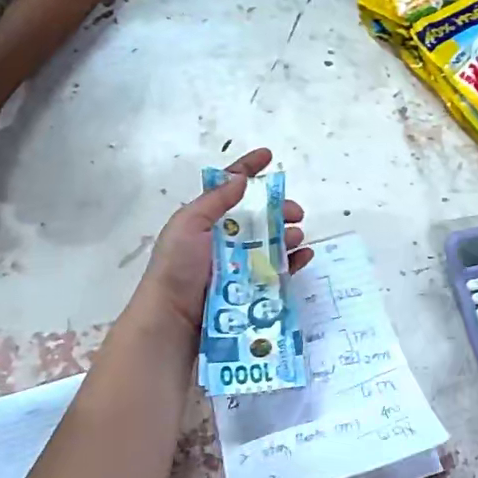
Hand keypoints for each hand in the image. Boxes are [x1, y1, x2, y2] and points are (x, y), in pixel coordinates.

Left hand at [133, 147, 310, 332]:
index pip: (229, 187)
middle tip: (295, 212)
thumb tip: (240, 178)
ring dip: (288, 234)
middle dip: (279, 208)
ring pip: (271, 242)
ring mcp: (238, 266)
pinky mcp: (251, 290)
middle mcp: (224, 240)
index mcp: (206, 221)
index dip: (248, 169)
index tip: (269, 156)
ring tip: (296, 235)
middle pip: (258, 216)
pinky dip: (294, 261)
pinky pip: (278, 271)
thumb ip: (215, 201)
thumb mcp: (188, 225)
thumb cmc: (177, 268)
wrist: (172, 321)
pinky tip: (304, 256)